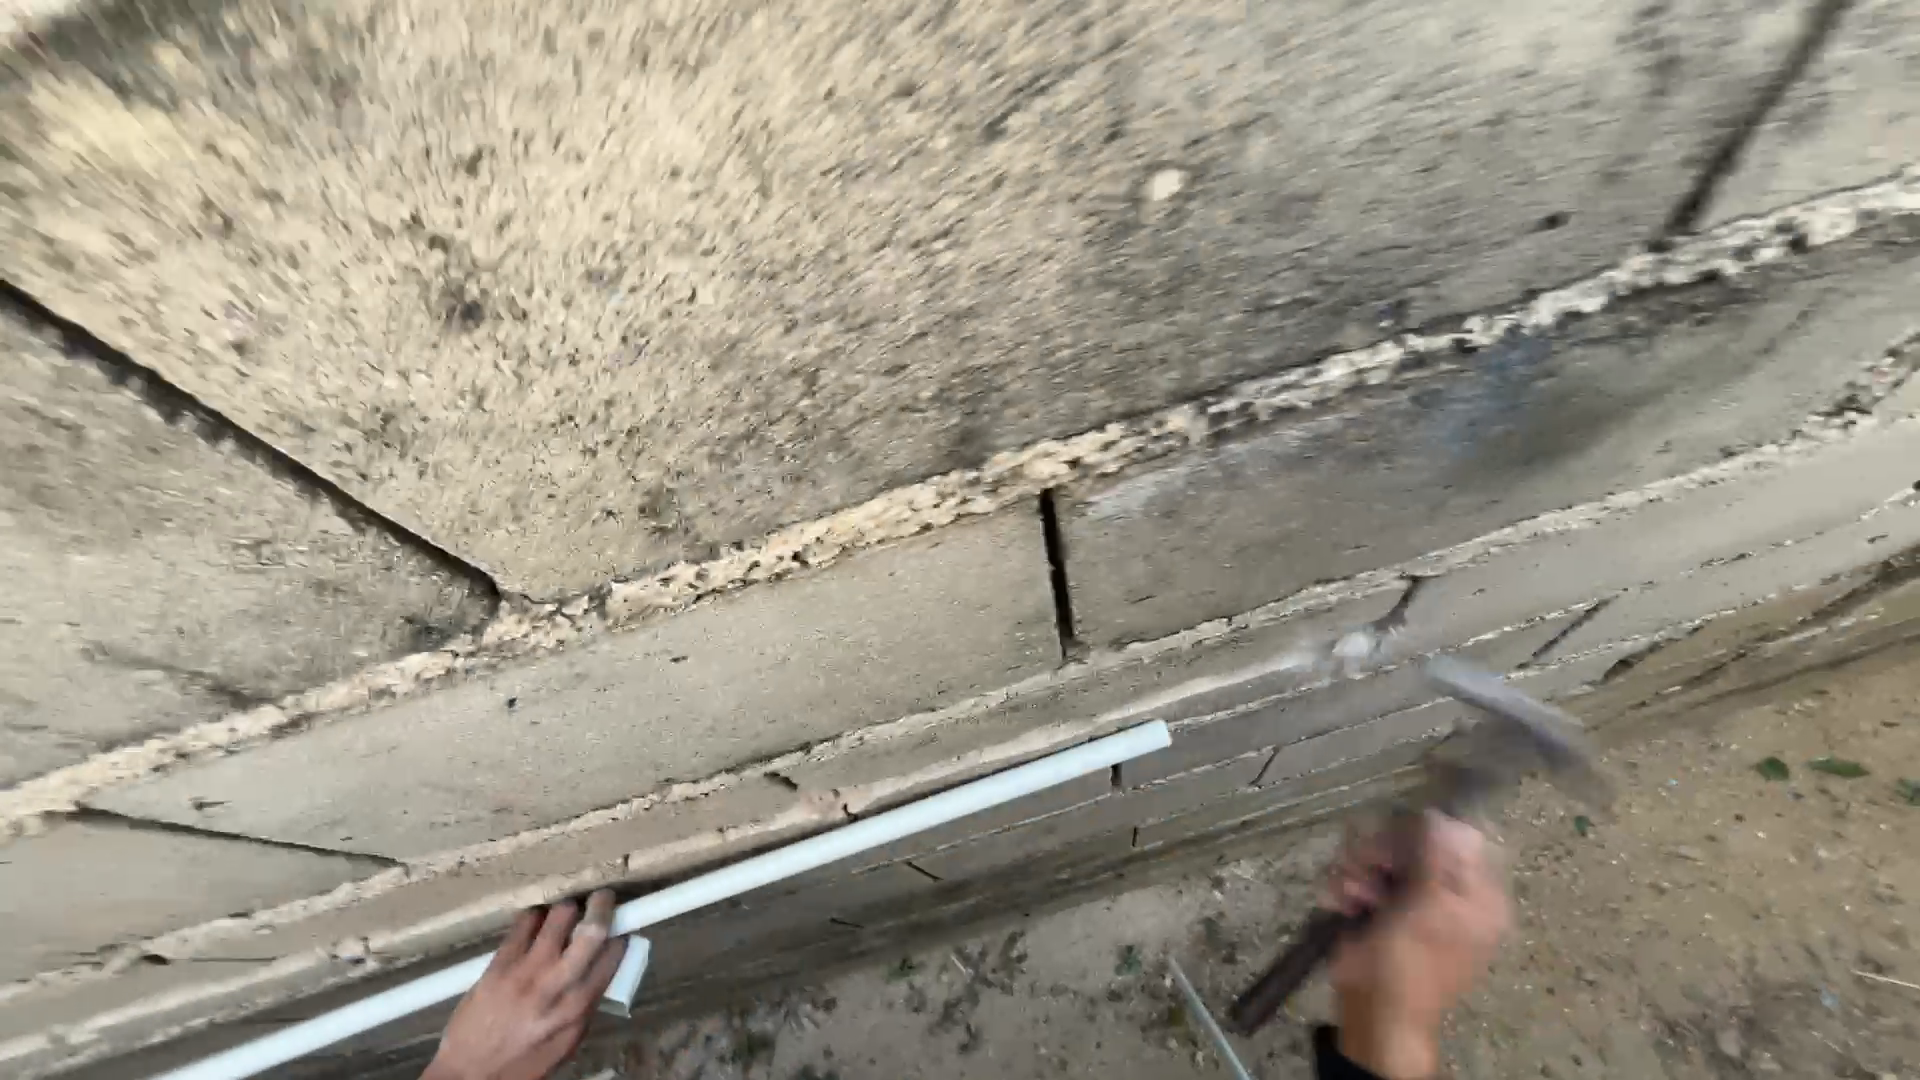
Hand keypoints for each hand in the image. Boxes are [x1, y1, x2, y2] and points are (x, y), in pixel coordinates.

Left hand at [422, 890, 627, 1079]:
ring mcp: (527, 972)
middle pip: (593, 930)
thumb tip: (601, 968)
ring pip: (560, 915)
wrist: (466, 1078)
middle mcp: (557, 985)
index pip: (612, 954)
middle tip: (602, 898)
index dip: (618, 935)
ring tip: (564, 914)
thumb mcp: (566, 1043)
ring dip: (567, 908)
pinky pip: (525, 921)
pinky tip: (534, 924)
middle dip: (602, 905)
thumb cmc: (521, 1064)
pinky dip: (534, 916)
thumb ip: (586, 1005)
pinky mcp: (500, 965)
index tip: (616, 930)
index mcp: (578, 1007)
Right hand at [1324, 813, 1508, 1079]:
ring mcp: (1406, 894)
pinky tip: (1343, 903)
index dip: (1426, 831)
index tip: (1402, 837)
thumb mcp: (1431, 910)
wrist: (1374, 1007)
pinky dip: (1344, 885)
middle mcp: (1442, 888)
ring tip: (1354, 894)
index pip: (1457, 837)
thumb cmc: (1412, 964)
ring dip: (1357, 869)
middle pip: (1409, 837)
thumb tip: (1446, 816)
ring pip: (1375, 850)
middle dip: (1381, 851)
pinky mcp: (1372, 899)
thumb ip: (1438, 861)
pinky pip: (1353, 870)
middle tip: (1370, 867)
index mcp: (1475, 895)